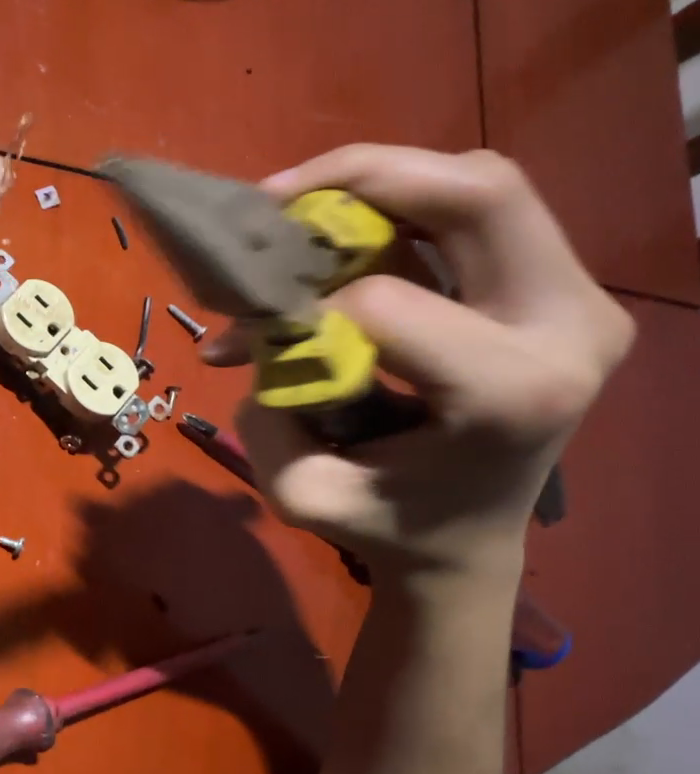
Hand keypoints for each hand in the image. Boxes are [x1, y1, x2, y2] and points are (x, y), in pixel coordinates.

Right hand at [211, 146, 633, 578]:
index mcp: (509, 392)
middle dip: (363, 177)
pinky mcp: (558, 287)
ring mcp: (576, 299)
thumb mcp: (305, 496)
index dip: (300, 315)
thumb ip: (271, 423)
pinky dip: (402, 206)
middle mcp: (566, 327)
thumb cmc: (388, 527)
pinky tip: (345, 233)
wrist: (468, 540)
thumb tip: (254, 344)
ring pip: (484, 187)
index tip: (253, 344)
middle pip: (479, 195)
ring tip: (302, 209)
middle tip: (274, 199)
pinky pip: (480, 215)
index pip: (387, 307)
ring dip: (381, 184)